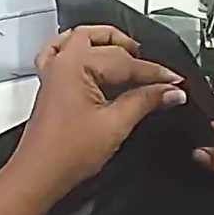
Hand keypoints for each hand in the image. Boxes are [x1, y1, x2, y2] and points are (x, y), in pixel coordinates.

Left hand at [2, 26, 184, 210]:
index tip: (174, 81)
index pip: (124, 61)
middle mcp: (61, 62)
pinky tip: (91, 59)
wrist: (39, 175)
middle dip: (132, 52)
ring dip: (104, 41)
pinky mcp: (51, 85)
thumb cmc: (66, 153)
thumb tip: (170, 91)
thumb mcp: (115, 125)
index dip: (154, 72)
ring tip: (129, 53)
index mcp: (75, 65)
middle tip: (155, 68)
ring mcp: (53, 72)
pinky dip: (78, 50)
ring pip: (80, 39)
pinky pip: (61, 53)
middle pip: (103, 42)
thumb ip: (145, 101)